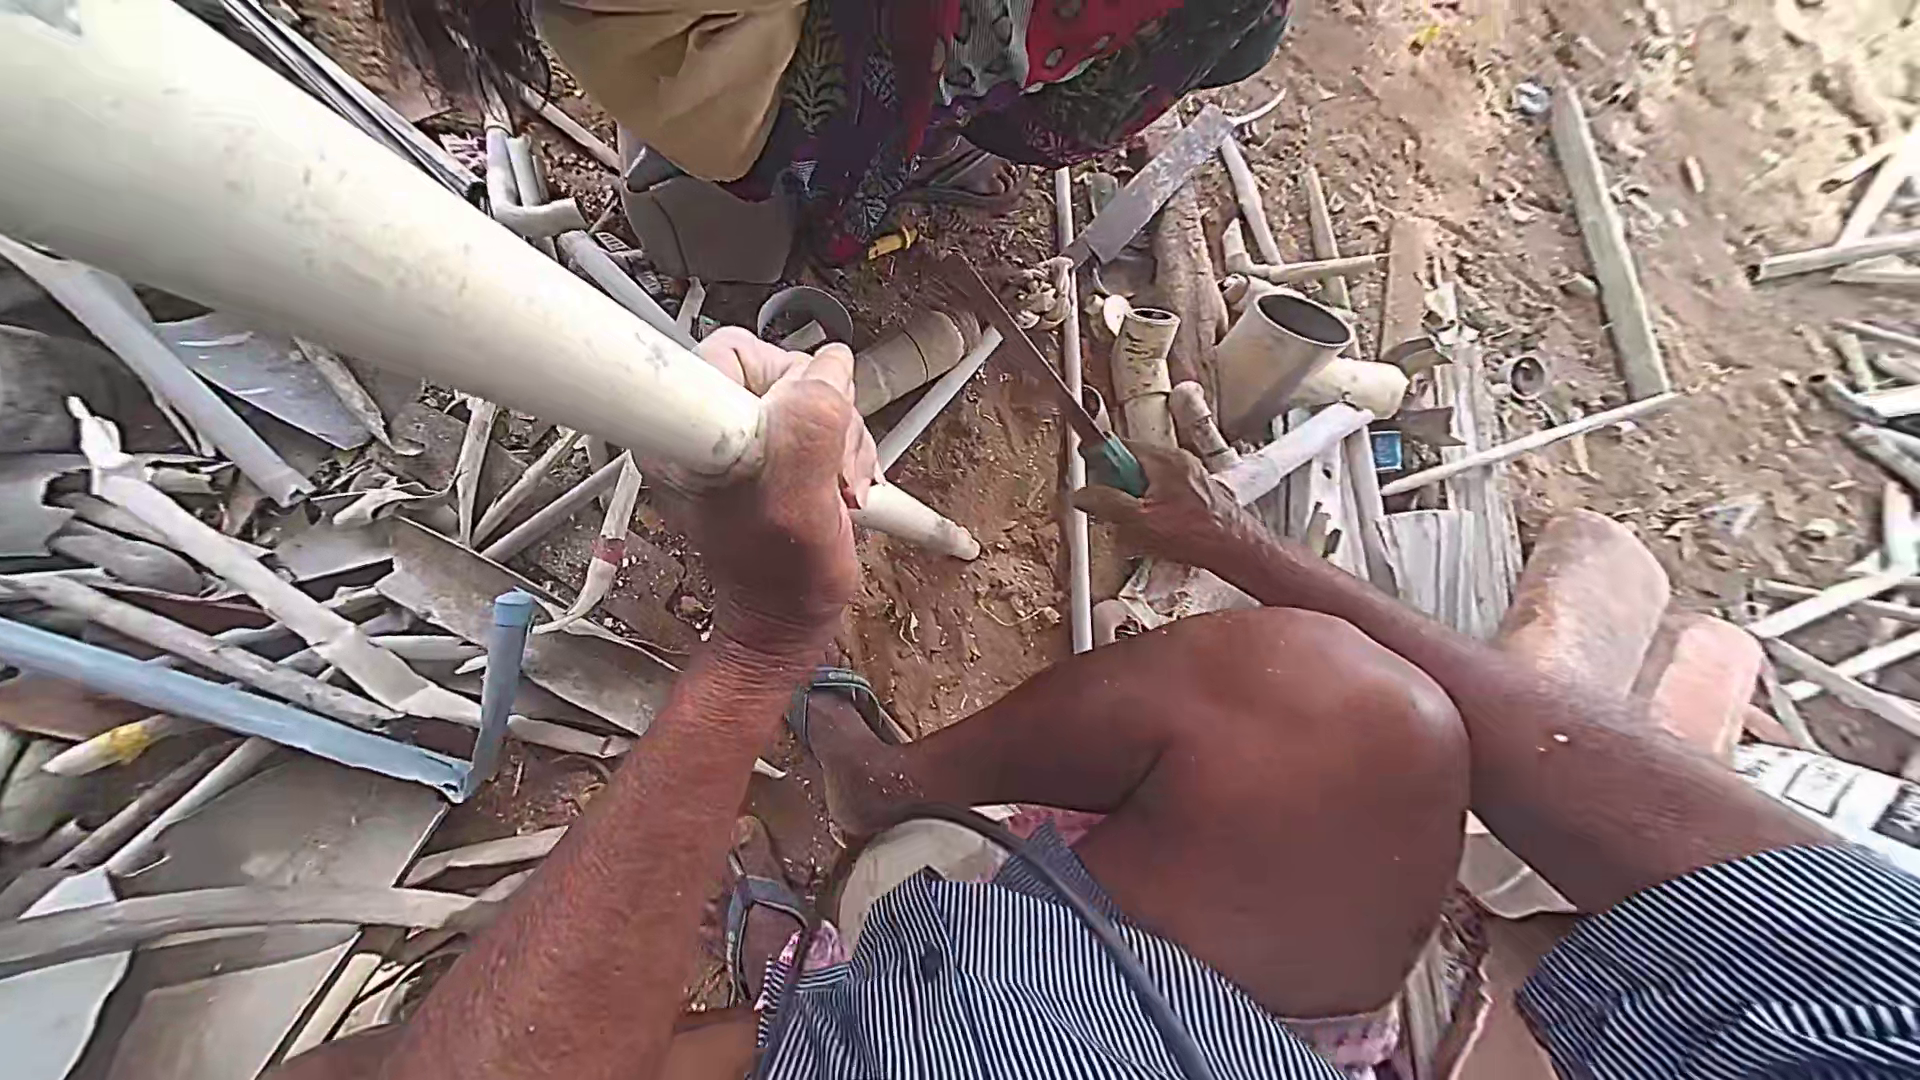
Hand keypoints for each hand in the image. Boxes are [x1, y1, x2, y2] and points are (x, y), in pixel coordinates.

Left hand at [673, 328, 876, 659]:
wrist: (790, 614)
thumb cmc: (784, 582)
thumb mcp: (800, 511)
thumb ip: (811, 432)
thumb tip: (830, 366)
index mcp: (693, 441)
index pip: (734, 355)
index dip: (785, 381)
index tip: (797, 426)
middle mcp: (713, 430)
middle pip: (789, 372)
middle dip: (832, 422)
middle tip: (833, 475)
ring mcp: (747, 437)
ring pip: (815, 395)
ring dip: (846, 442)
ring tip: (838, 489)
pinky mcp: (774, 447)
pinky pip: (825, 417)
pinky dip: (847, 449)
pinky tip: (840, 484)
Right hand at [1071, 442, 1263, 567]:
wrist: (1236, 549)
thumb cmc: (1198, 534)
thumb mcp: (1139, 521)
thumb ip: (1106, 504)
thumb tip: (1082, 494)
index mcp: (1163, 460)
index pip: (1118, 445)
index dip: (1098, 459)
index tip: (1085, 468)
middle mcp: (1177, 462)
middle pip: (1130, 467)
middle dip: (1117, 491)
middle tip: (1115, 512)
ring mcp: (1188, 476)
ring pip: (1145, 485)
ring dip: (1134, 505)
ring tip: (1138, 529)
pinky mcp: (1194, 493)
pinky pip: (1161, 496)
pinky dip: (1152, 512)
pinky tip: (1155, 533)